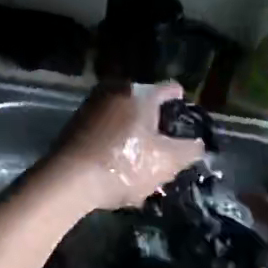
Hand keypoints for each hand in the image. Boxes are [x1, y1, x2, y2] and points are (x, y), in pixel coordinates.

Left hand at [45, 82, 204, 210]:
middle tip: (166, 147)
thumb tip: (199, 143)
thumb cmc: (123, 165)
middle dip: (157, 123)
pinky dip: (116, 139)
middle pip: (146, 102)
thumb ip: (188, 150)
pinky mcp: (77, 120)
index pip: (170, 88)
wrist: (68, 179)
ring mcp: (94, 103)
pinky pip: (106, 125)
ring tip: (143, 159)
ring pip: (125, 115)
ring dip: (135, 132)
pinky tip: (118, 162)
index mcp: (141, 93)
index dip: (183, 104)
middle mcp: (117, 88)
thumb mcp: (166, 162)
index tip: (188, 120)